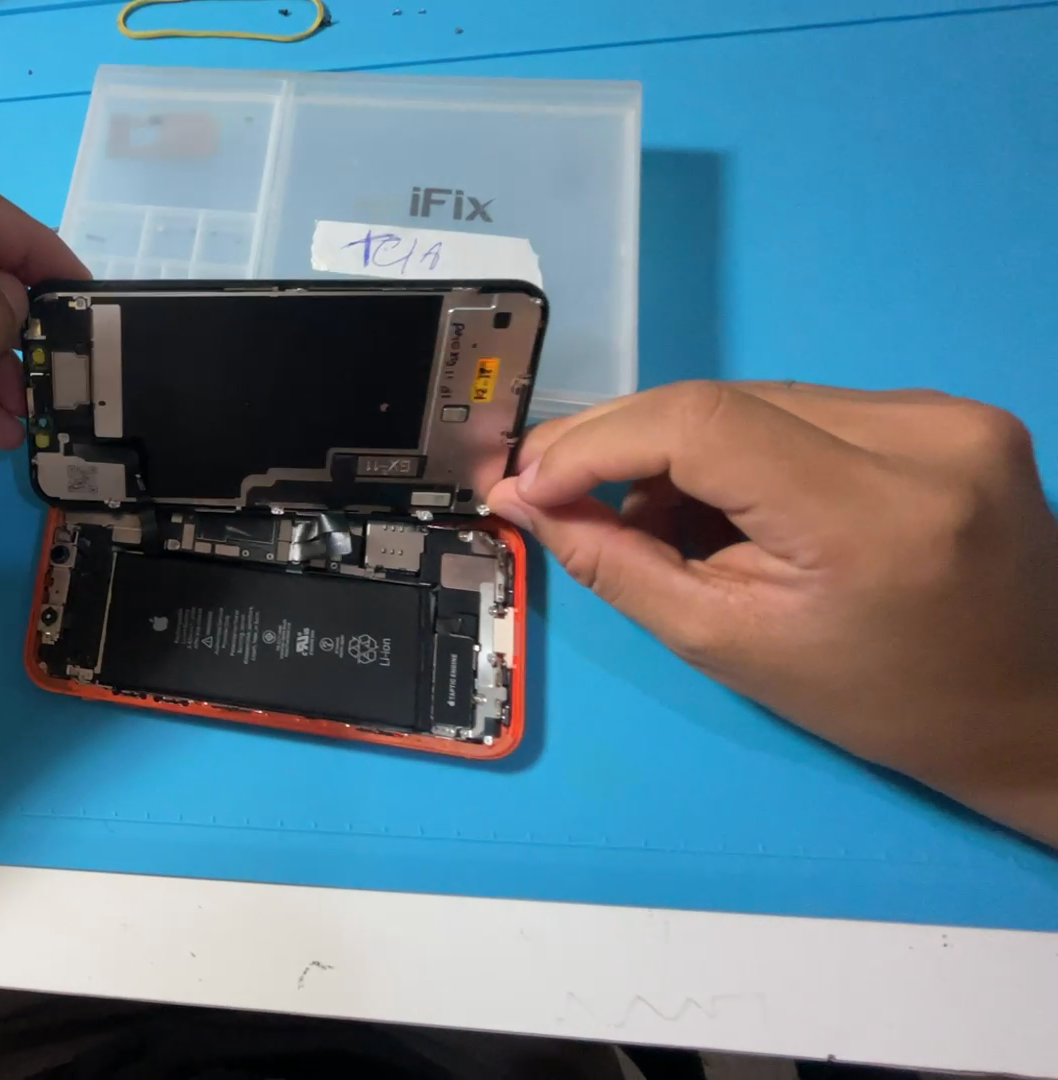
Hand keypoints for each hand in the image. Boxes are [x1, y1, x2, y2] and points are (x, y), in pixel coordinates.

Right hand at [485, 381, 1057, 844]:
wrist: (1025, 705)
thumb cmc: (861, 693)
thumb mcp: (710, 636)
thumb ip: (605, 559)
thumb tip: (517, 496)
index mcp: (871, 510)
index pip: (697, 424)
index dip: (591, 444)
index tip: (528, 485)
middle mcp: (919, 433)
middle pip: (707, 399)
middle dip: (604, 441)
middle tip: (544, 487)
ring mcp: (937, 413)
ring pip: (733, 399)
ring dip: (656, 450)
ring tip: (642, 518)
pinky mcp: (931, 412)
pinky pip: (776, 408)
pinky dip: (711, 450)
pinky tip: (707, 502)